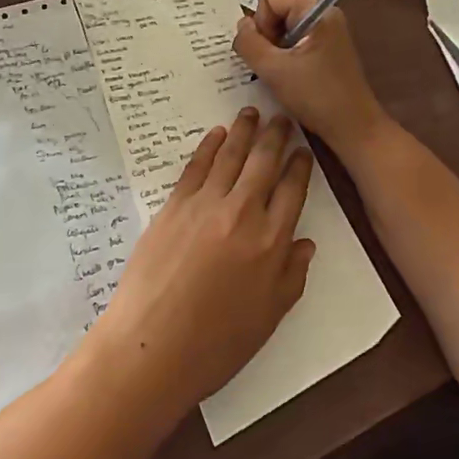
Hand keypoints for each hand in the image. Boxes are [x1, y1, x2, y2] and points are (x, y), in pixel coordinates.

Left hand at [82, 108, 314, 415]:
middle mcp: (242, 214)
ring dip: (244, 131)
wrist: (153, 345)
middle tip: (282, 117)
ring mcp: (205, 205)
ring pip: (230, 156)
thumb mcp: (269, 317)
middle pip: (263, 164)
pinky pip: (196, 167)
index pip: (292, 191)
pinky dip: (209, 146)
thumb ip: (291, 275)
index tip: (303, 151)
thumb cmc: (216, 343)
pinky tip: (217, 135)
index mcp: (271, 242)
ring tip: (252, 112)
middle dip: (276, 136)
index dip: (299, 167)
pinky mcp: (174, 206)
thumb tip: (305, 243)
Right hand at [232, 0, 387, 147]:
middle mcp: (323, 15)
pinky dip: (284, 56)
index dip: (260, 21)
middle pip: (276, 9)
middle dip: (266, 35)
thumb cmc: (316, 96)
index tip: (268, 50)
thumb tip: (241, 25)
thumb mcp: (273, 69)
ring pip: (282, 27)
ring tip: (279, 74)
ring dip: (273, 49)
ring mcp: (326, 32)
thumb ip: (249, 42)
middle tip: (272, 64)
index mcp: (316, 11)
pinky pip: (294, 41)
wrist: (354, 128)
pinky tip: (287, 78)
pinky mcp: (325, 49)